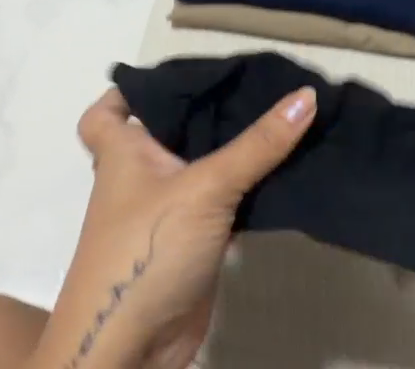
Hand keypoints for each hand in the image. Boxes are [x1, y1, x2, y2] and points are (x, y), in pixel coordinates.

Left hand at [28, 85, 315, 368]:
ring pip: (204, 167)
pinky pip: (226, 203)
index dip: (129, 91)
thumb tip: (307, 93)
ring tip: (285, 114)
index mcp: (123, 155)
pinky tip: (287, 170)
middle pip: (171, 131)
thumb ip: (258, 144)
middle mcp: (142, 178)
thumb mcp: (205, 188)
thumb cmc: (145, 253)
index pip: (108, 112)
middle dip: (208, 110)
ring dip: (236, 149)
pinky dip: (251, 189)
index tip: (177, 74)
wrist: (127, 353)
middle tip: (256, 82)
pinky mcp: (194, 244)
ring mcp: (168, 214)